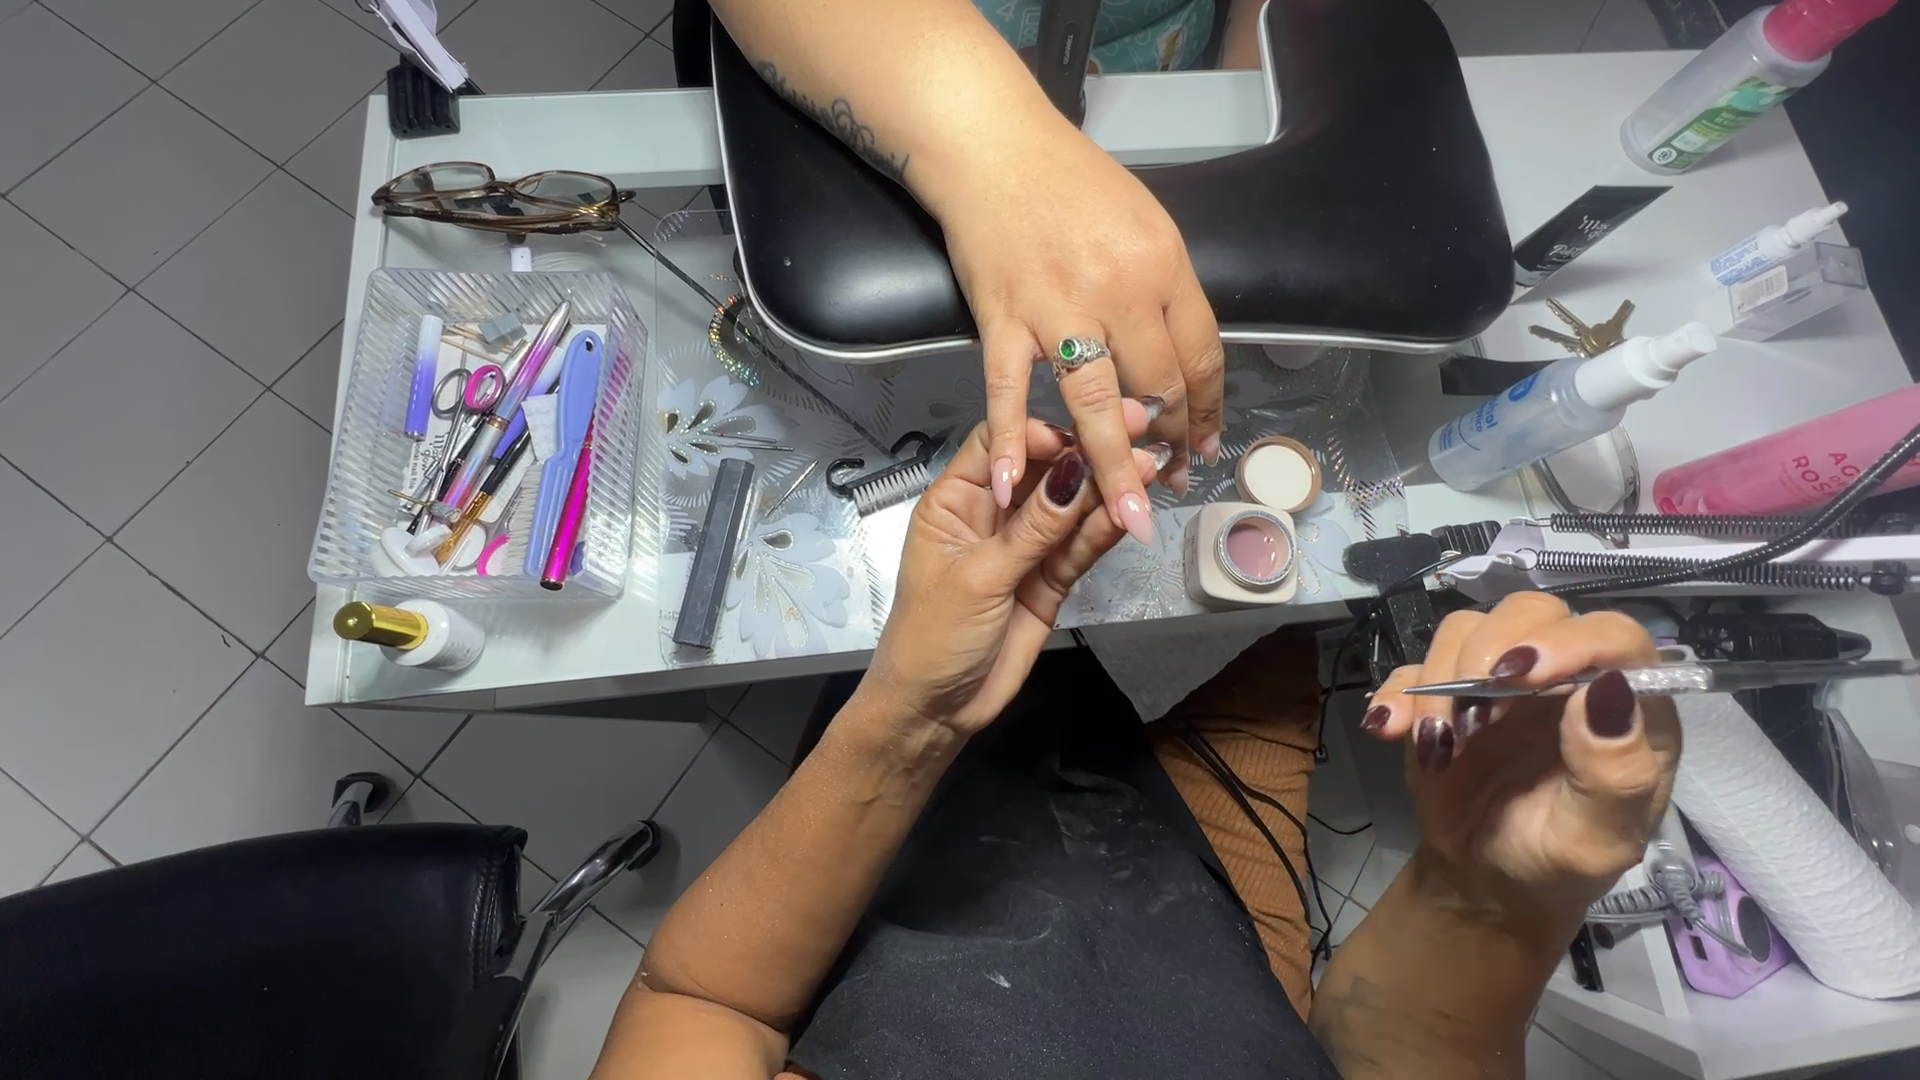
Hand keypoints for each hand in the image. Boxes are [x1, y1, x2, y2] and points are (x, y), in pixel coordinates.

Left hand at [859, 408, 1161, 735]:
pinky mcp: (1049, 577)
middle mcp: (991, 515)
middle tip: (1131, 429)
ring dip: (1104, 489)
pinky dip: (1104, 530)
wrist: (939, 708)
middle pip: (1041, 471)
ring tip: (1147, 465)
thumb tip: (1075, 473)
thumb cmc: (934, 636)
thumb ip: (1032, 529)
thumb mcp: (979, 578)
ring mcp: (1024, 546)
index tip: (1076, 432)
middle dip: (1082, 453)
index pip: (996, 446)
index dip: (1034, 434)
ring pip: (1068, 508)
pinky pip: (1079, 546)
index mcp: (955, 501)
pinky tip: (1131, 508)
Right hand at [916, 118, 1224, 546]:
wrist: (994, 150)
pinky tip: (1014, 487)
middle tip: (1174, 484)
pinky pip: (1009, 392)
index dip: (1209, 410)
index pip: (1201, 355)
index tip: (1209, 446)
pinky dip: (1010, 441)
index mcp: (1162, 264)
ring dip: (1117, 469)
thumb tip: (1172, 359)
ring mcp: (1056, 310)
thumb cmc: (1072, 182)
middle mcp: (1117, 291)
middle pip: (1158, 389)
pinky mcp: (1002, 323)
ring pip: (1095, 404)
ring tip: (1132, 517)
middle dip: (1172, 445)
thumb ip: (1162, 291)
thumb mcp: (1144, 223)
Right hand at [1363, 593, 1682, 924]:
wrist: (1482, 877)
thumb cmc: (1554, 861)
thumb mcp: (1599, 838)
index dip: (1569, 640)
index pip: (1613, 637)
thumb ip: (1615, 772)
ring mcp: (1495, 683)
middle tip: (1473, 702)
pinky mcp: (1441, 693)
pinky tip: (1390, 731)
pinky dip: (1395, 694)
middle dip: (1490, 648)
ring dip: (1440, 680)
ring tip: (1438, 743)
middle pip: (1528, 613)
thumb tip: (1609, 691)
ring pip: (1464, 631)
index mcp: (1621, 707)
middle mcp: (1561, 680)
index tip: (1519, 673)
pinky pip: (1410, 668)